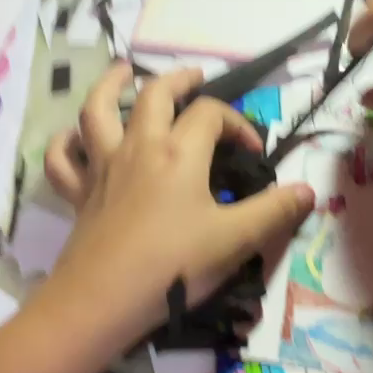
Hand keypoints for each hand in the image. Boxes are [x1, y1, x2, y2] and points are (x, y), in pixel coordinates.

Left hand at [39, 64, 315, 352]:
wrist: (104, 300)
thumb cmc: (173, 266)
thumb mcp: (235, 240)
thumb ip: (274, 212)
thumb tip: (308, 190)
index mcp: (179, 153)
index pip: (211, 115)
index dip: (238, 123)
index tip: (254, 153)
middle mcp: (138, 147)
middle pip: (154, 95)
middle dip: (178, 81)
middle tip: (194, 76)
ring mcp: (102, 168)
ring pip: (97, 111)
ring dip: (110, 85)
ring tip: (122, 72)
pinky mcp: (79, 194)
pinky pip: (63, 160)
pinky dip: (66, 143)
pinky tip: (74, 138)